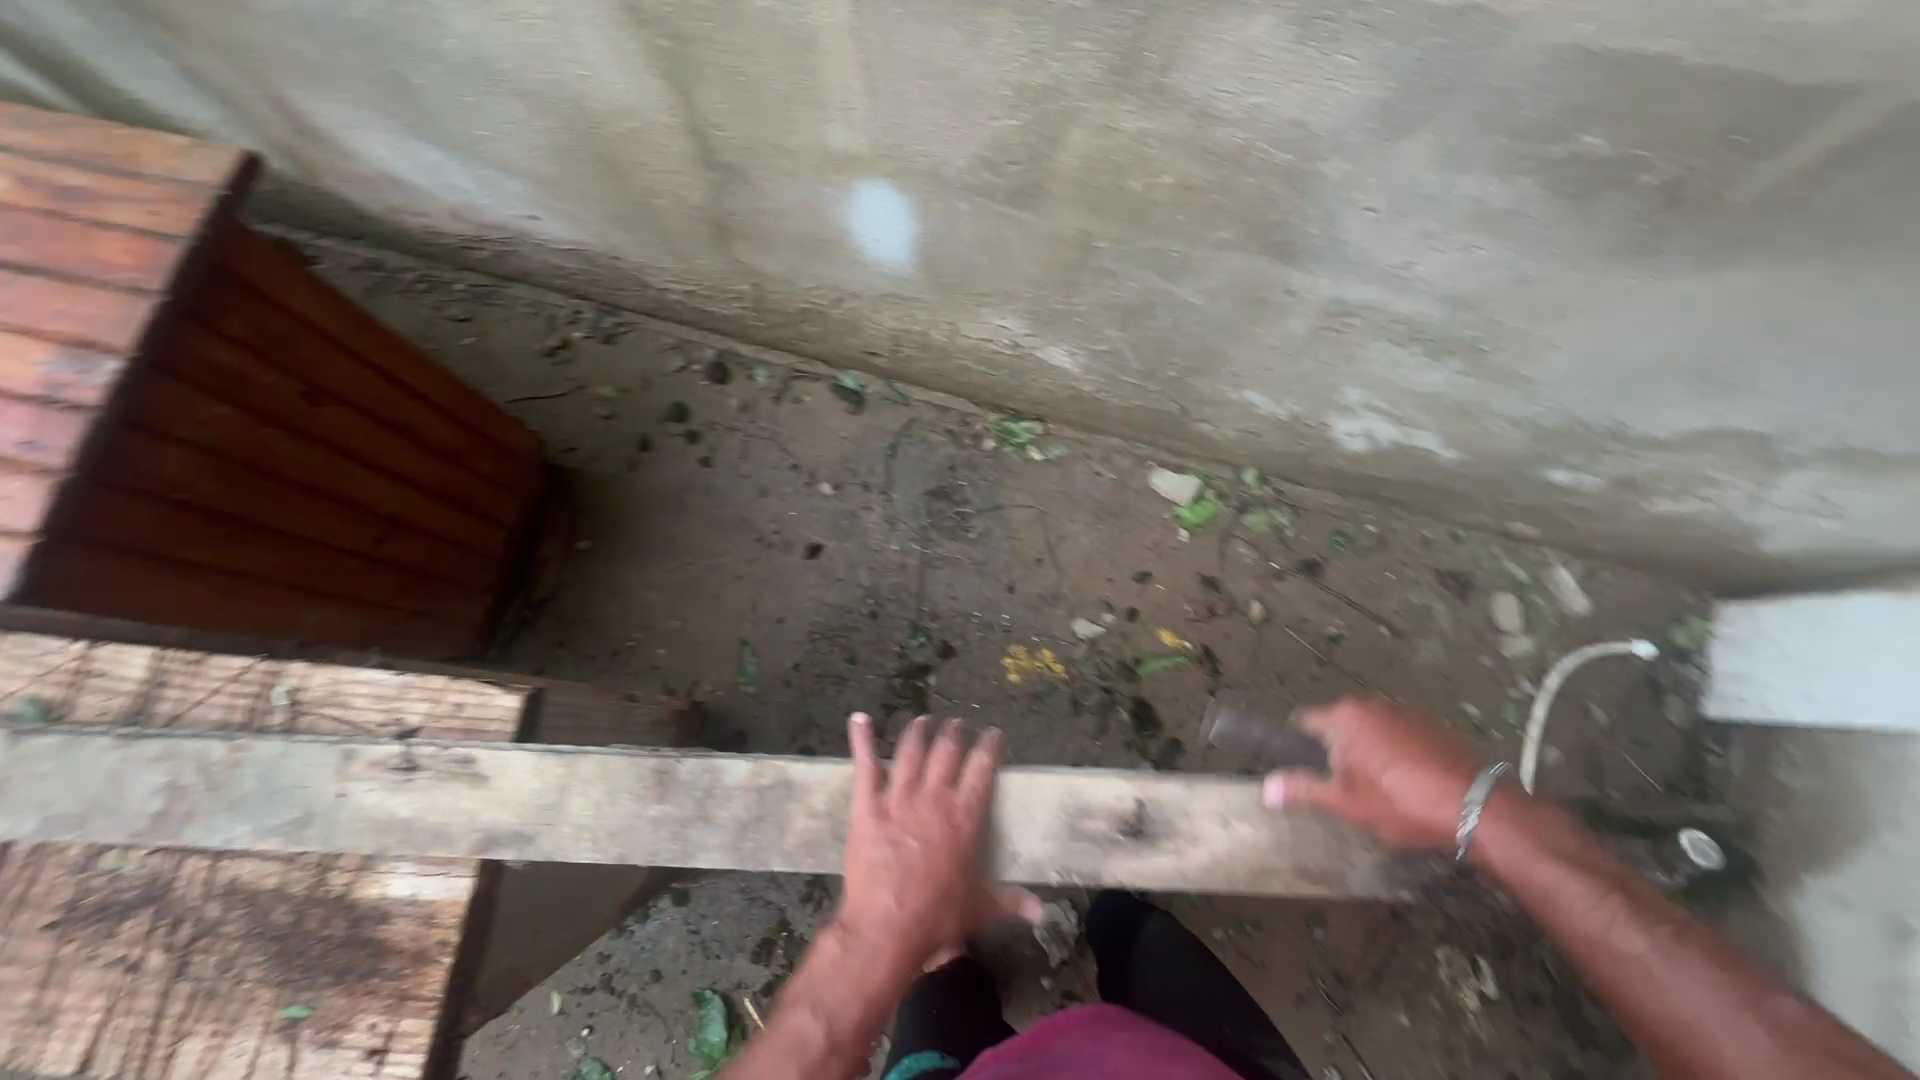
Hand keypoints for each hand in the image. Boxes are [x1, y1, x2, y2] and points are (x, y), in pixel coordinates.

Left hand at [835, 713, 1039, 969]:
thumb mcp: (981, 909)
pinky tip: (860, 719)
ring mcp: (898, 798)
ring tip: (924, 720)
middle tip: (958, 724)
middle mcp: (934, 797)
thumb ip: (1011, 903)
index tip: (994, 734)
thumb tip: (1042, 911)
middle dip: (955, 732)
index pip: (983, 767)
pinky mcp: (867, 807)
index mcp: (965, 816)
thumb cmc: (937, 917)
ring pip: (910, 751)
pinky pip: (864, 766)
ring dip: (919, 731)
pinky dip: (861, 739)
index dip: (990, 745)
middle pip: (947, 750)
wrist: (887, 928)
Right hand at [1261, 697, 1482, 849]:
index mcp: (1344, 717)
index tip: (1304, 772)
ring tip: (1380, 790)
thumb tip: (1266, 789)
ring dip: (1368, 752)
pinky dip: (1398, 753)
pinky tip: (1410, 784)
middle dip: (1337, 752)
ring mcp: (1406, 712)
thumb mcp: (1346, 803)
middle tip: (1344, 789)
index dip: (1298, 747)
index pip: (1304, 723)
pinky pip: (1401, 736)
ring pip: (1372, 731)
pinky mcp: (1435, 725)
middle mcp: (1372, 705)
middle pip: (1339, 726)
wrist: (1479, 808)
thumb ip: (1303, 790)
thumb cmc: (1402, 803)